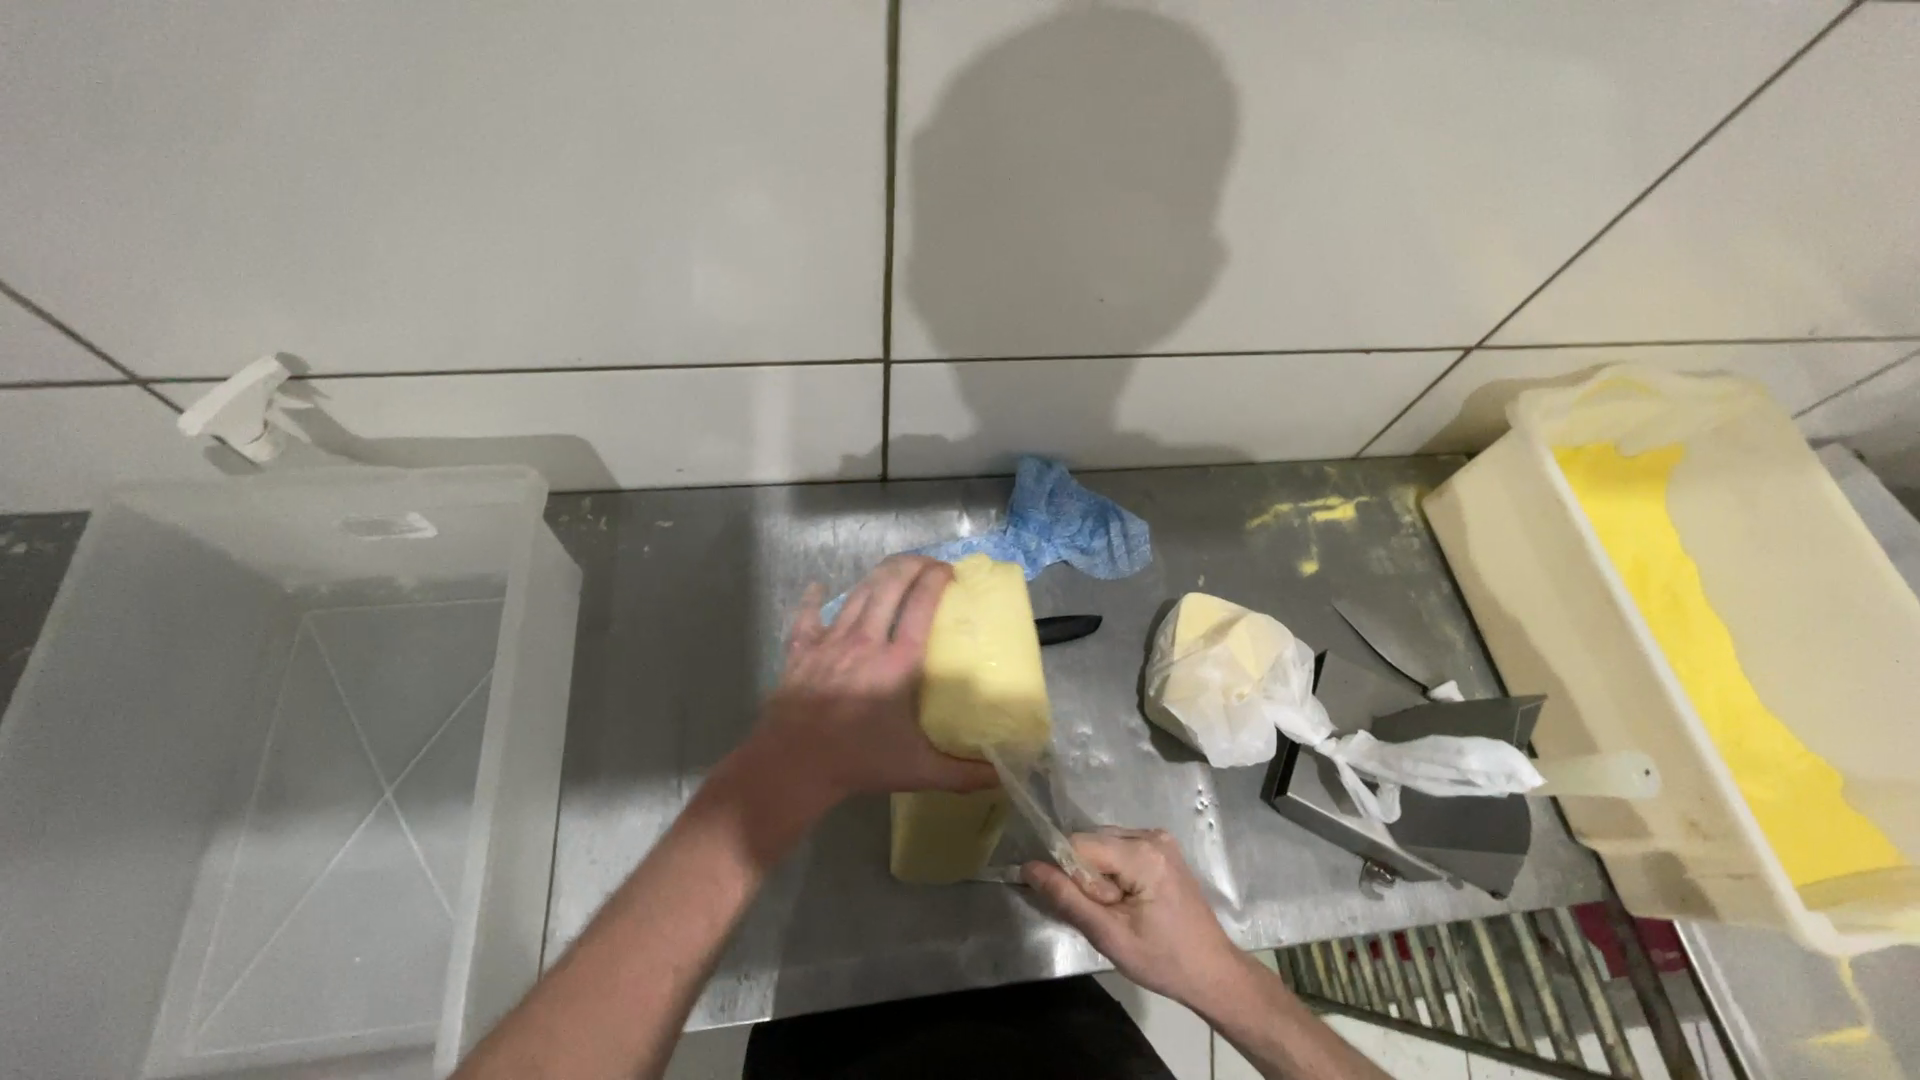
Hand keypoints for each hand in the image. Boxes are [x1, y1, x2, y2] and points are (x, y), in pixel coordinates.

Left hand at [758, 555, 997, 800]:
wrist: (792, 765)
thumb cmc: (858, 763)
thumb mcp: (919, 771)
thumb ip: (963, 773)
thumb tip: (1002, 776)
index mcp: (898, 662)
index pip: (922, 604)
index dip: (937, 579)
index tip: (950, 571)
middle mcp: (865, 641)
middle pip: (890, 585)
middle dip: (912, 565)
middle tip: (928, 563)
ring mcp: (830, 642)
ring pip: (857, 594)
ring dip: (878, 576)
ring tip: (894, 571)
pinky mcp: (802, 651)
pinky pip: (808, 616)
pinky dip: (815, 599)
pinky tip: (820, 587)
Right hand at [1023, 827, 1248, 1007]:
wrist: (1212, 972)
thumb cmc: (1162, 960)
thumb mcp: (1109, 936)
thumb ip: (1067, 898)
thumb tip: (1028, 867)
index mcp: (1142, 854)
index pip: (1079, 844)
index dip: (1067, 872)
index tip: (1079, 905)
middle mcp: (1151, 835)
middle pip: (1091, 842)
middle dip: (1085, 875)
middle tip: (1104, 914)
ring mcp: (1160, 839)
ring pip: (1103, 845)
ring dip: (1098, 874)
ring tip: (1117, 910)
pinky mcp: (1162, 848)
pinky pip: (1119, 849)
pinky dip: (1113, 872)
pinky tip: (1127, 901)